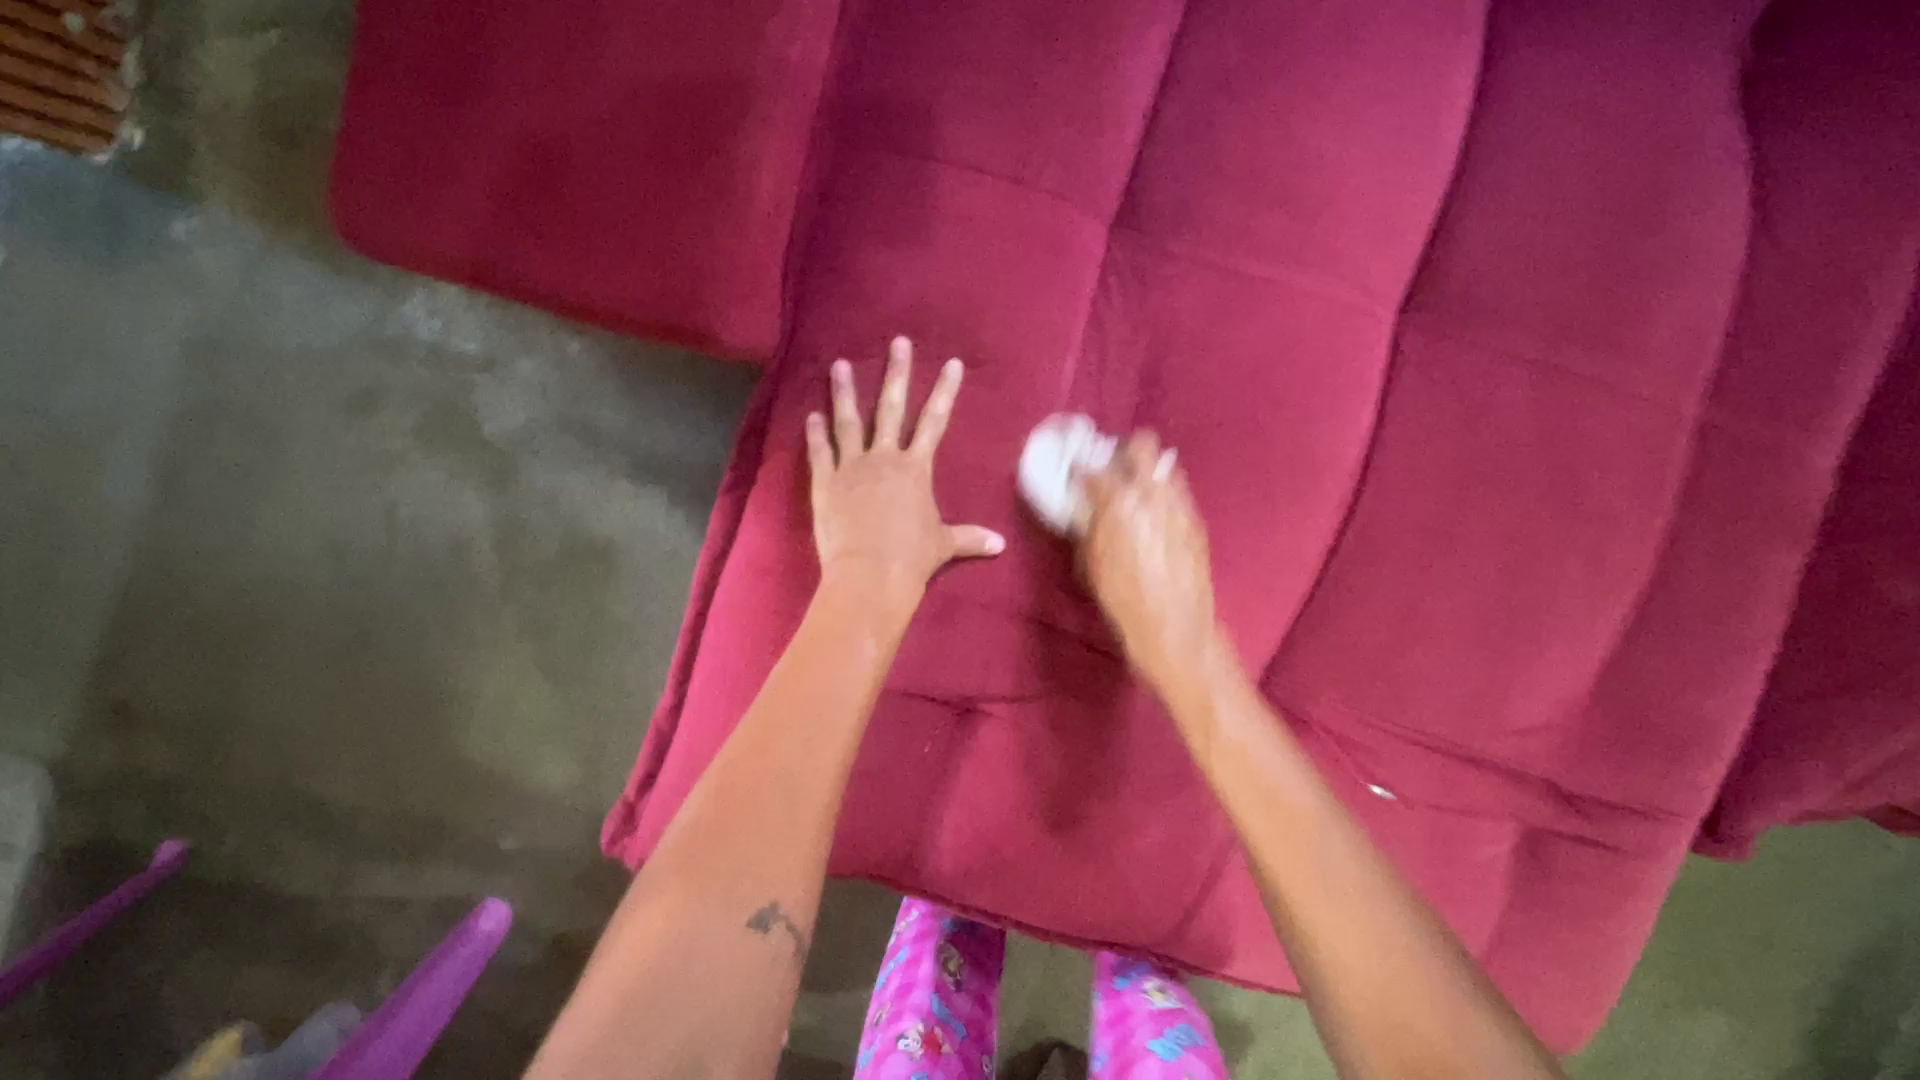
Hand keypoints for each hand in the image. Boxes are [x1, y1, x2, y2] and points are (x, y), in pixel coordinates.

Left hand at [806, 336, 1004, 597]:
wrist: (871, 574)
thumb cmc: (912, 559)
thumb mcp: (944, 545)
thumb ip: (969, 538)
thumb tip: (999, 545)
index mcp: (916, 469)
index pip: (935, 421)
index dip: (945, 391)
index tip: (952, 364)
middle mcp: (884, 459)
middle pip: (892, 408)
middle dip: (897, 373)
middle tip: (898, 342)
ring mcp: (852, 468)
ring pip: (849, 421)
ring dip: (845, 392)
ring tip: (841, 365)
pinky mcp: (825, 484)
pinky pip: (820, 452)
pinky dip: (814, 433)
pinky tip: (810, 414)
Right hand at [1080, 431, 1220, 696]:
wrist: (1175, 628)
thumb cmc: (1123, 600)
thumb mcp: (1090, 564)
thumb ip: (1087, 526)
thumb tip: (1084, 509)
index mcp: (1118, 501)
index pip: (1093, 468)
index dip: (1079, 467)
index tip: (1074, 472)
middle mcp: (1152, 493)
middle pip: (1142, 445)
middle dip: (1124, 450)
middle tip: (1112, 466)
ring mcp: (1179, 504)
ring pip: (1165, 465)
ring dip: (1147, 470)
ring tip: (1135, 488)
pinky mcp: (1195, 521)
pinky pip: (1178, 493)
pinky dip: (1164, 494)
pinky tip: (1155, 514)